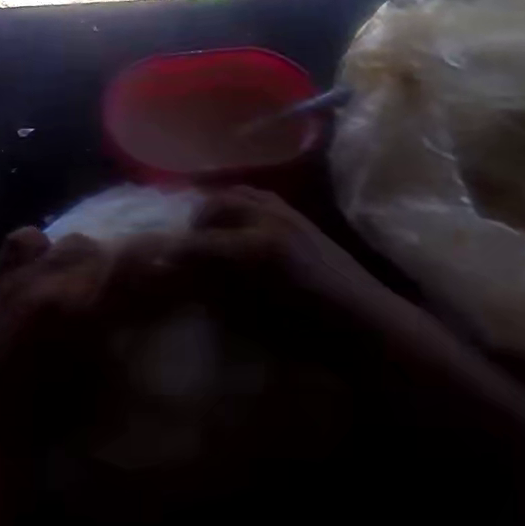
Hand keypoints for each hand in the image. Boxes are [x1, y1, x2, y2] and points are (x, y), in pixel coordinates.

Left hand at [0, 228, 148, 457]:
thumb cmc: (54, 418)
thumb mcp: (107, 384)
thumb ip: (132, 340)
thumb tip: (158, 313)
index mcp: (86, 311)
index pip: (139, 271)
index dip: (166, 269)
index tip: (181, 272)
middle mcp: (55, 284)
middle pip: (110, 250)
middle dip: (133, 263)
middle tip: (141, 281)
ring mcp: (24, 278)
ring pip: (74, 242)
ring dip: (93, 257)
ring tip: (95, 278)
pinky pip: (25, 240)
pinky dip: (42, 249)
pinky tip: (48, 269)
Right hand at [177, 186, 378, 311]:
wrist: (364, 323)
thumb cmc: (307, 332)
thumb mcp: (251, 315)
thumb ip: (215, 289)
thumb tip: (185, 275)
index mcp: (256, 248)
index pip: (200, 241)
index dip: (176, 251)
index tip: (160, 259)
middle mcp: (270, 219)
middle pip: (217, 203)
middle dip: (195, 222)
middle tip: (187, 245)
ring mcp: (288, 213)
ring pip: (239, 193)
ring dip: (218, 208)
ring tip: (210, 231)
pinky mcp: (300, 215)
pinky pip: (260, 197)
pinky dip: (241, 205)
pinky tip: (238, 226)